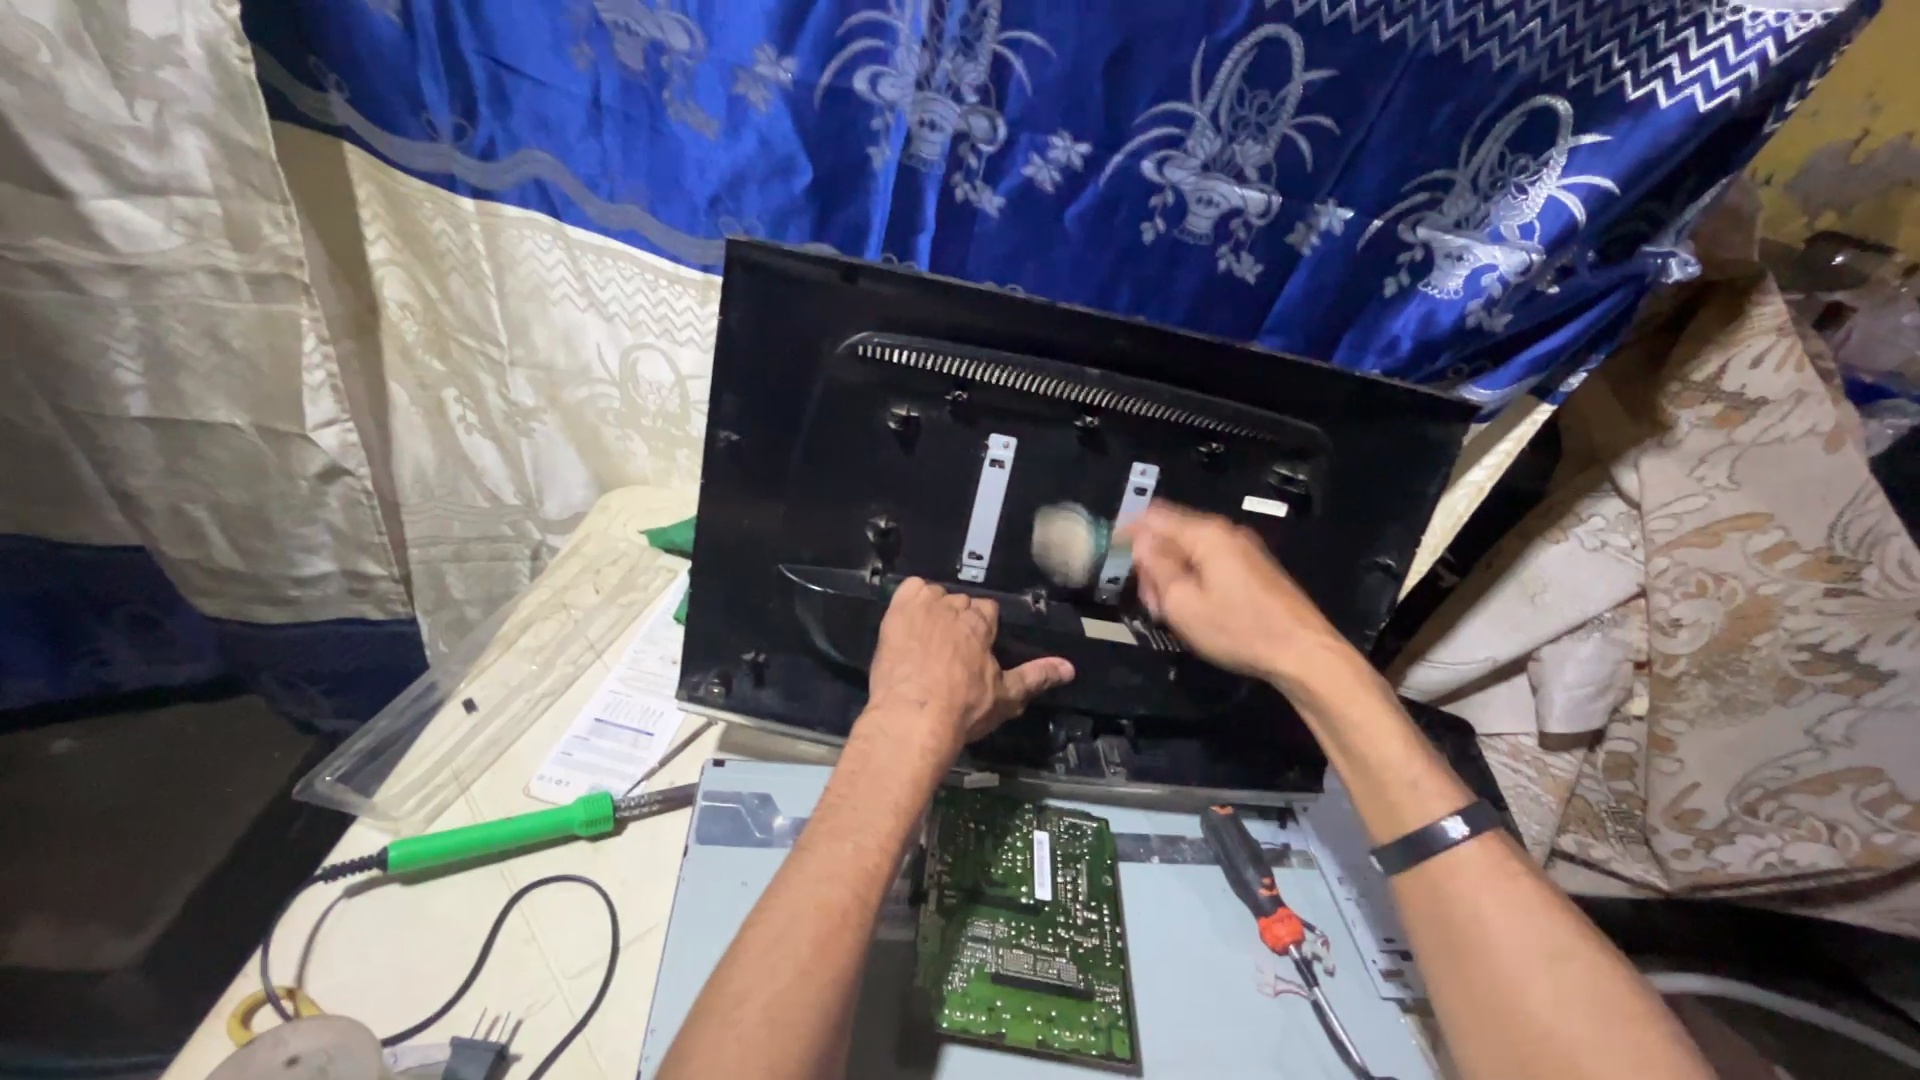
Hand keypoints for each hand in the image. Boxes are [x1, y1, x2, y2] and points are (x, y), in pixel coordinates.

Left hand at [862, 578, 1074, 757]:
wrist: (913, 717)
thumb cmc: (963, 709)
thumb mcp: (1007, 696)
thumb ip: (1037, 676)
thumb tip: (1069, 668)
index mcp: (980, 622)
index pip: (988, 609)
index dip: (983, 628)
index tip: (977, 647)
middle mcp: (954, 606)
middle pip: (961, 602)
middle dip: (959, 620)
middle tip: (952, 650)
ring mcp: (923, 607)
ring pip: (934, 595)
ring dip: (934, 610)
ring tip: (929, 639)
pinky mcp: (895, 613)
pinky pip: (907, 589)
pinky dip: (910, 599)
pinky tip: (910, 620)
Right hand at [1123, 501, 1347, 688]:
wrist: (1304, 653)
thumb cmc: (1238, 630)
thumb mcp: (1183, 604)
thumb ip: (1156, 568)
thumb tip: (1140, 543)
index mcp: (1206, 535)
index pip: (1154, 516)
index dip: (1128, 529)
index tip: (1110, 551)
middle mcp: (1226, 533)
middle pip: (1173, 533)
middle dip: (1151, 561)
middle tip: (1147, 600)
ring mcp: (1243, 550)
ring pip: (1191, 551)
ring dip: (1171, 574)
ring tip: (1167, 610)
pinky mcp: (1254, 569)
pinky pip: (1210, 563)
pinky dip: (1192, 579)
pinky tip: (1192, 608)